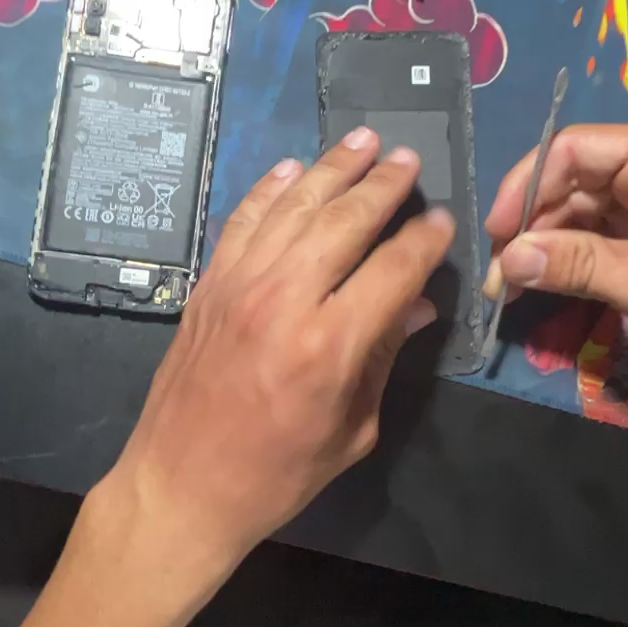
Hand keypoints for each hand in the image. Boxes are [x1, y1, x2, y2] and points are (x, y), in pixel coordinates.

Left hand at [108, 127, 453, 573]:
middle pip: (345, 221)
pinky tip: (291, 169)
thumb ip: (383, 356)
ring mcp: (239, 285)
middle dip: (383, 184)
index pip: (394, 268)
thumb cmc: (277, 473)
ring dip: (330, 170)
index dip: (425, 239)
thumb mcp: (351, 429)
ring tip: (361, 140)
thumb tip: (417, 304)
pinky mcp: (208, 285)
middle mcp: (285, 299)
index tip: (444, 219)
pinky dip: (269, 190)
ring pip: (293, 207)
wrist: (182, 486)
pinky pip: (243, 222)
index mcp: (331, 344)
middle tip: (408, 158)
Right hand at [482, 121, 627, 373]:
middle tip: (497, 278)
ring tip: (507, 290)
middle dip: (529, 227)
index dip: (525, 187)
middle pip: (569, 181)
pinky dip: (562, 259)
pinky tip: (537, 284)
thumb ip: (577, 265)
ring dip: (540, 248)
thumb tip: (507, 260)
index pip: (574, 150)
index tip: (496, 235)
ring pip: (574, 211)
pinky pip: (591, 235)